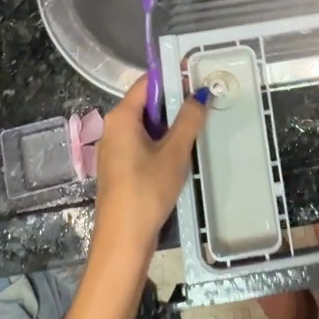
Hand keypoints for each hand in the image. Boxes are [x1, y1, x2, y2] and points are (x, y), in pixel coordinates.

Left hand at [91, 76, 207, 265]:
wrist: (123, 240)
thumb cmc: (147, 191)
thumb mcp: (174, 153)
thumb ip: (189, 120)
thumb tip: (200, 94)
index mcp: (121, 117)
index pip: (148, 83)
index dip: (172, 78)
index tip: (198, 79)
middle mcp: (113, 128)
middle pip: (147, 103)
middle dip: (175, 103)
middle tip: (205, 103)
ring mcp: (115, 149)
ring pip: (147, 125)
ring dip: (171, 125)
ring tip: (200, 126)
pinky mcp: (121, 168)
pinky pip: (143, 143)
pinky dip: (163, 142)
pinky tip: (183, 152)